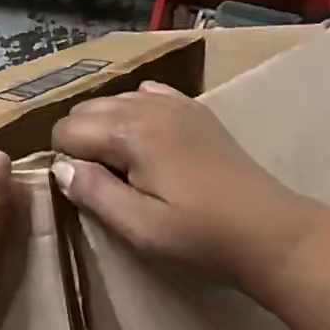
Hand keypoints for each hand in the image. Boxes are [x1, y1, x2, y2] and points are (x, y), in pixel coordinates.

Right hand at [50, 81, 316, 291]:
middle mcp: (146, 105)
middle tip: (102, 180)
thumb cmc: (201, 235)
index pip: (68, 129)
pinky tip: (148, 140)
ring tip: (124, 165)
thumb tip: (59, 168)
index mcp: (130, 132)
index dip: (65, 160)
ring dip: (106, 126)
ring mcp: (173, 102)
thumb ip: (94, 193)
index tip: (85, 188)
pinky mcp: (192, 107)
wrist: (270, 229)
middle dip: (81, 139)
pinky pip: (146, 94)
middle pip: (86, 108)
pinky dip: (135, 111)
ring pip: (113, 99)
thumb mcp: (141, 228)